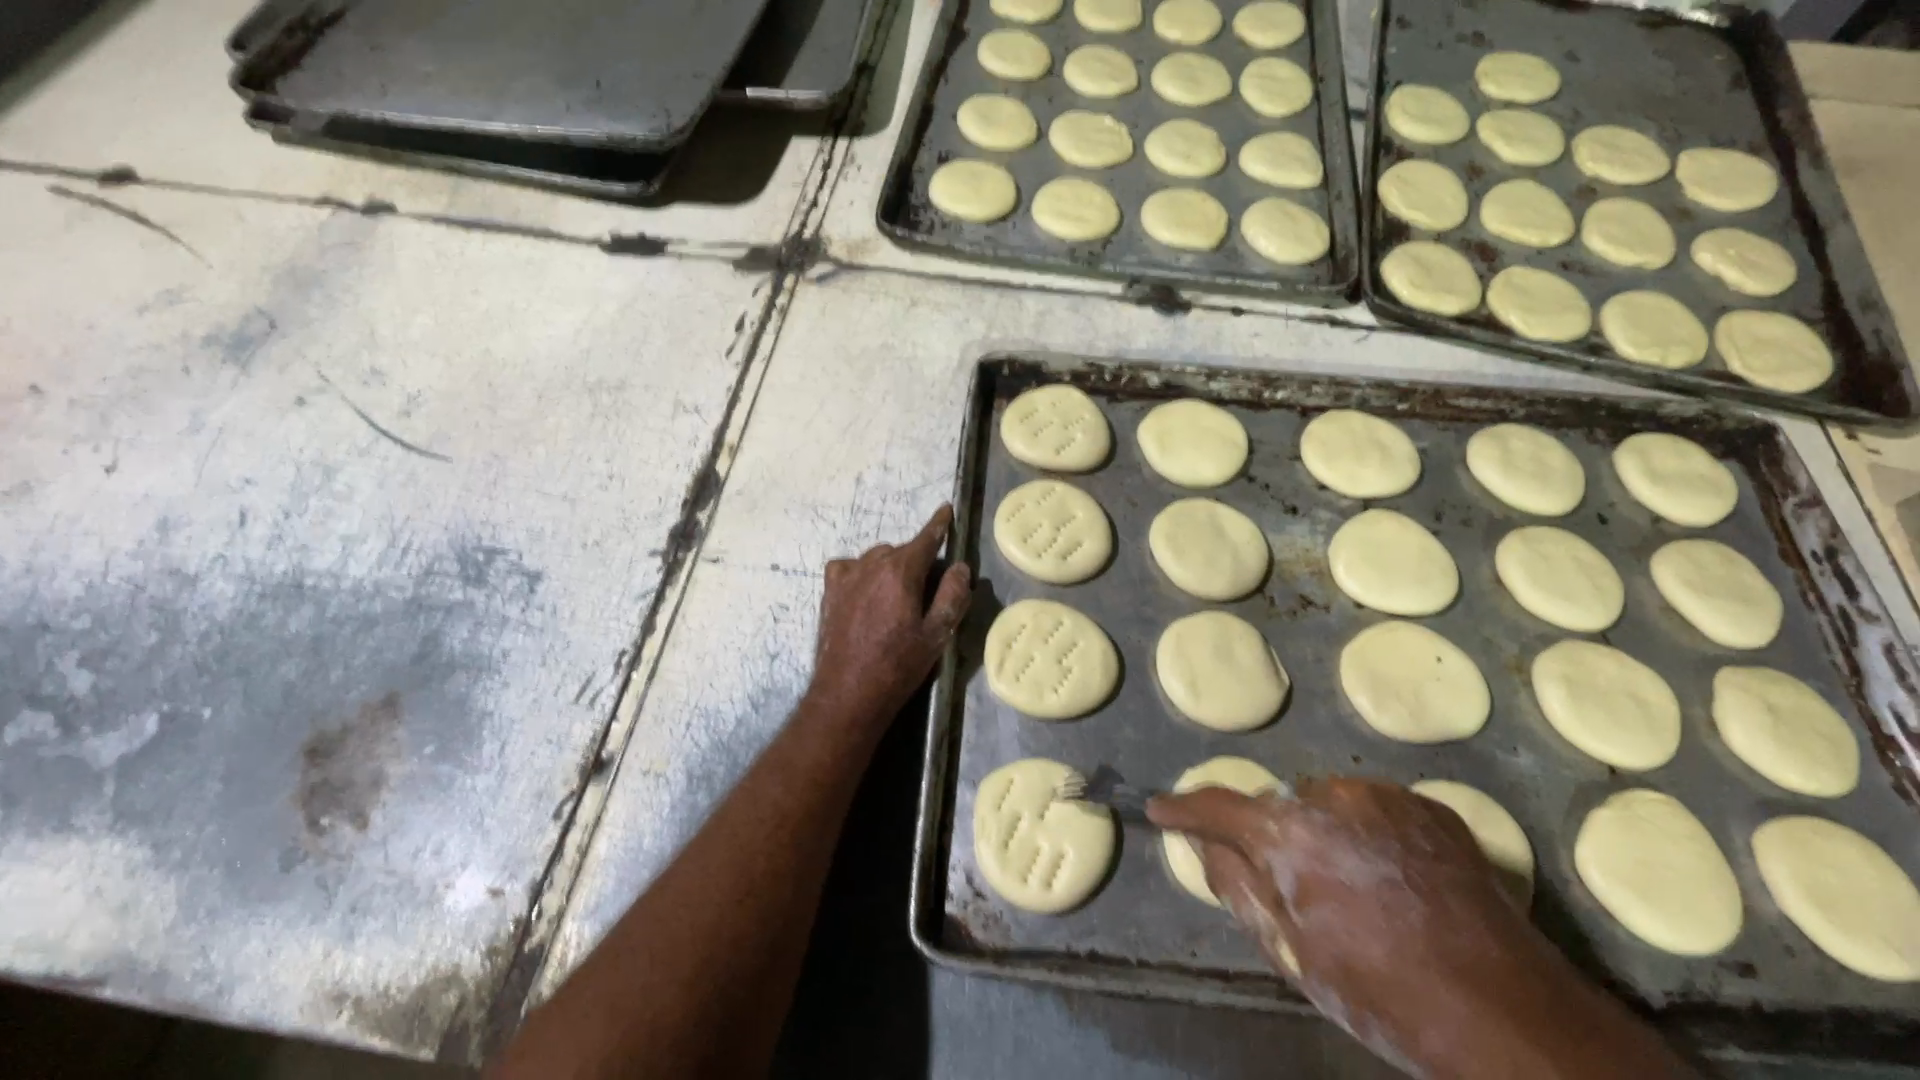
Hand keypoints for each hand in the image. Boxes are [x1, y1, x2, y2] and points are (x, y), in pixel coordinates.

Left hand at [807, 504, 971, 726]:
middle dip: (916, 562)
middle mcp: (871, 565)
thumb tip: (960, 567)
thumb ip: (952, 595)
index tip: (946, 510)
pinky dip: (862, 572)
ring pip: (876, 558)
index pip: (925, 538)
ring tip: (897, 597)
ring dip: (890, 568)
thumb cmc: (898, 665)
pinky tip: (866, 592)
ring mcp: (846, 577)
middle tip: (926, 591)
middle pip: (901, 551)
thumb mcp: (937, 634)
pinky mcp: (829, 592)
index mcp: (900, 572)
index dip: (939, 524)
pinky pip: (849, 568)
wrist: (848, 692)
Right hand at [1148, 779, 1569, 1069]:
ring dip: (1320, 830)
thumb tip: (1205, 844)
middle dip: (1269, 833)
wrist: (1501, 1008)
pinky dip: (1364, 832)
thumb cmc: (1378, 990)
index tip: (1159, 809)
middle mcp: (1334, 797)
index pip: (1218, 806)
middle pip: (1277, 804)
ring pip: (1327, 802)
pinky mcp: (1432, 808)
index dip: (1183, 809)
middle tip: (1286, 883)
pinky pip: (1374, 809)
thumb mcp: (1290, 953)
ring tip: (1346, 886)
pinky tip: (1387, 879)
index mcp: (1290, 835)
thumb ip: (1236, 887)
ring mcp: (1388, 798)